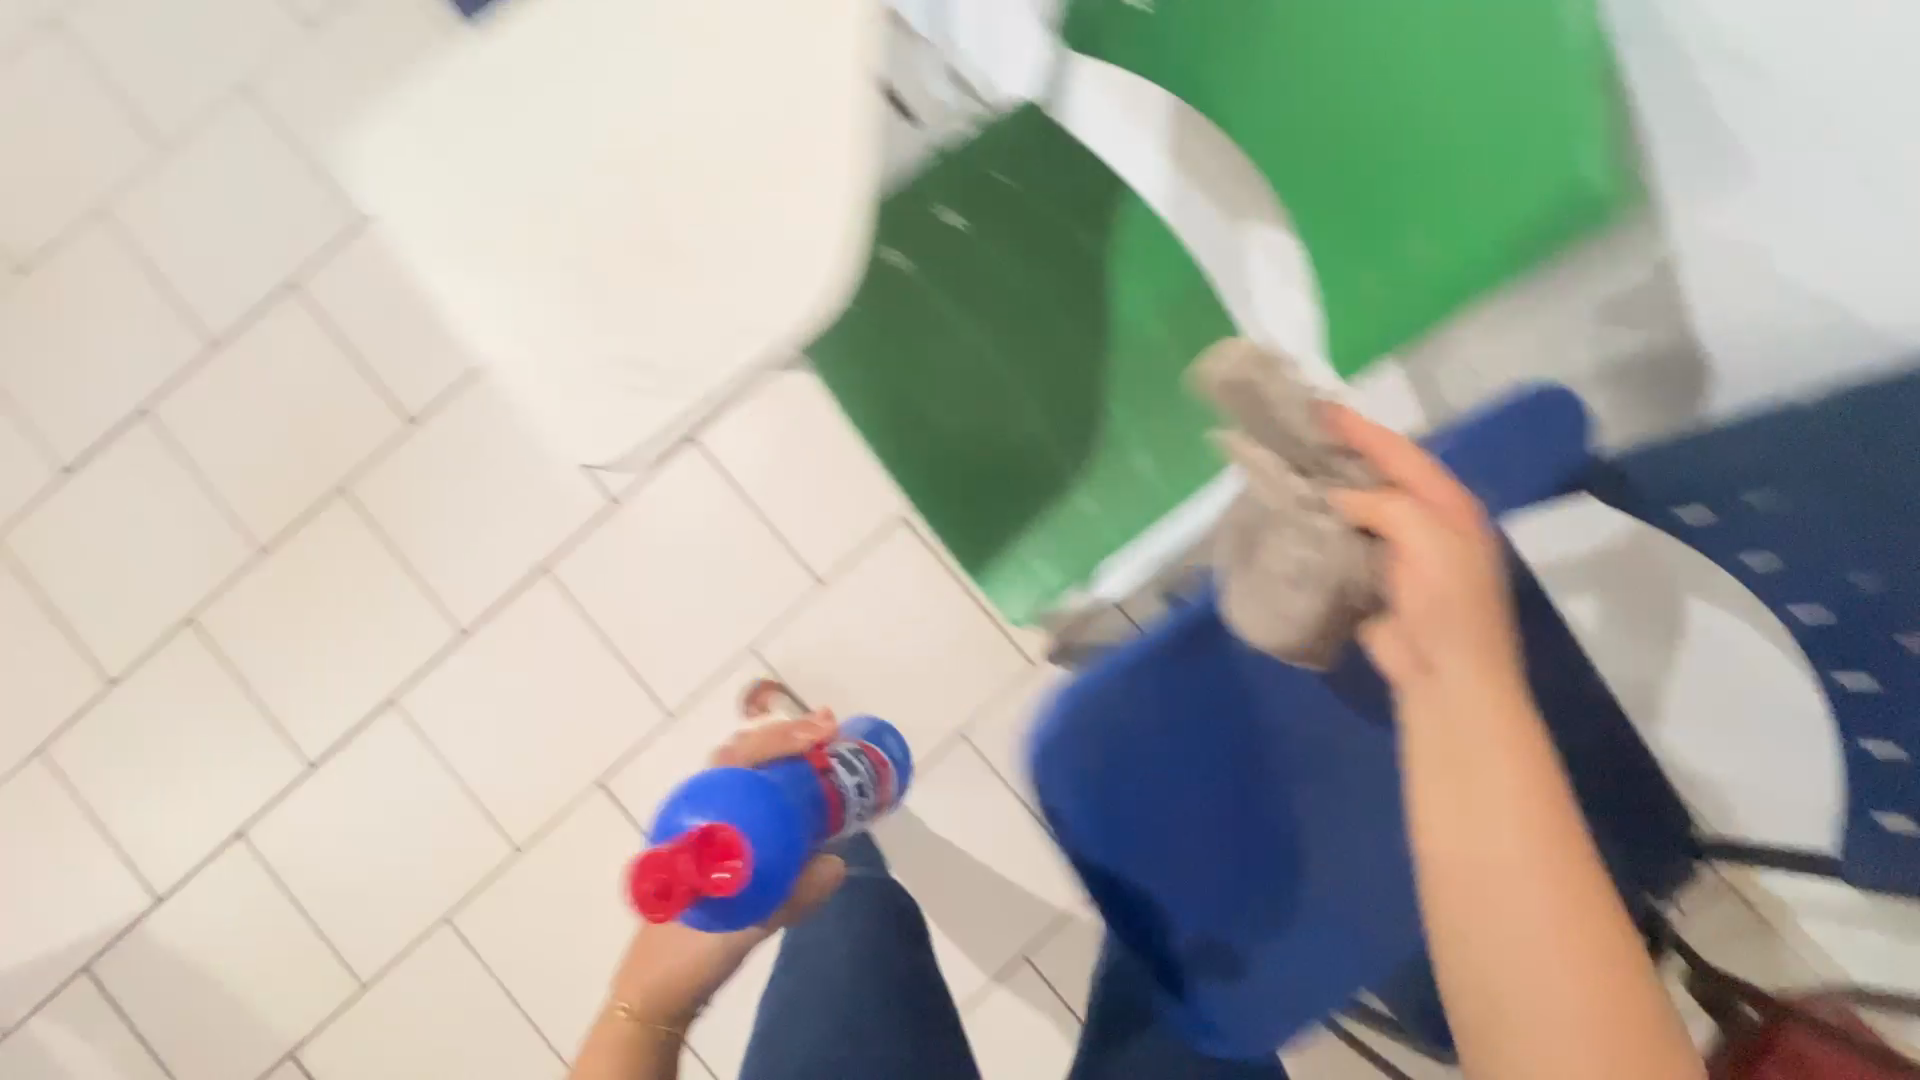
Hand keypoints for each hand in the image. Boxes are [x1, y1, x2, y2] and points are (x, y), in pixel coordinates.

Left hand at [606, 711, 848, 1027]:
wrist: (656, 994)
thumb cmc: (684, 957)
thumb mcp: (737, 931)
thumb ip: (785, 900)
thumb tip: (837, 864)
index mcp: (692, 821)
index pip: (735, 759)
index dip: (778, 740)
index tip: (817, 734)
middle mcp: (699, 814)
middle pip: (743, 756)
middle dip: (786, 737)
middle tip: (830, 730)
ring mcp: (711, 830)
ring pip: (748, 776)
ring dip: (785, 756)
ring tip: (825, 744)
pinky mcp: (723, 849)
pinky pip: (755, 802)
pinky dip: (784, 785)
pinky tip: (810, 791)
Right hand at [1322, 405, 1527, 716]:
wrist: (1444, 673)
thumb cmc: (1448, 604)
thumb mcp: (1429, 541)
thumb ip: (1387, 507)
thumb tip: (1337, 499)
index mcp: (1448, 506)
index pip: (1401, 455)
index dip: (1362, 430)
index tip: (1321, 409)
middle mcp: (1424, 520)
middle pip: (1378, 476)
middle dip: (1341, 454)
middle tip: (1297, 434)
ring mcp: (1398, 550)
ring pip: (1356, 508)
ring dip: (1326, 490)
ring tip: (1287, 468)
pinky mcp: (1372, 577)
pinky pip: (1342, 540)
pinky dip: (1319, 526)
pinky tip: (1293, 516)